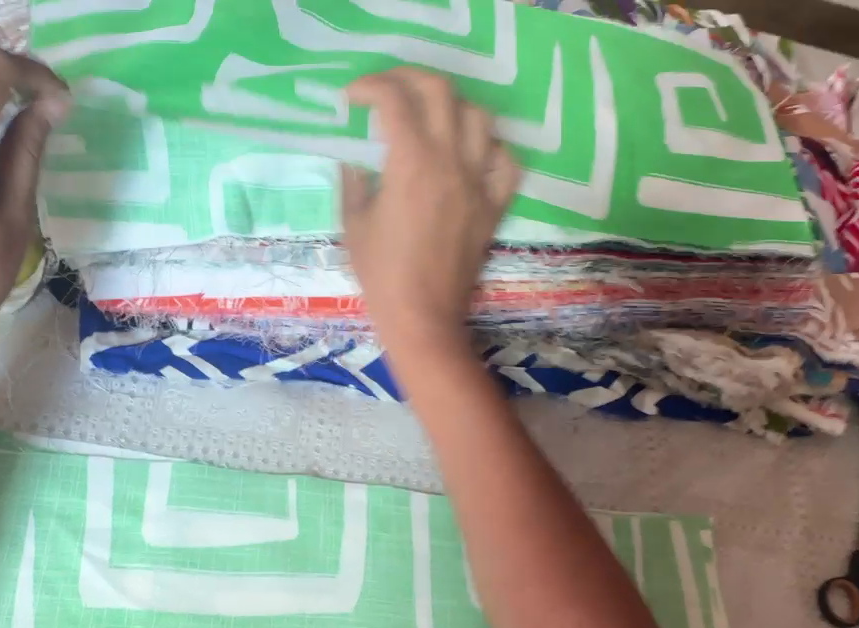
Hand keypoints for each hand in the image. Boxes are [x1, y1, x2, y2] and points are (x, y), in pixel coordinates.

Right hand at [341, 69, 518, 354]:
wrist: (423, 319)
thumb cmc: (382, 277)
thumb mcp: (354, 227)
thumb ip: (354, 184)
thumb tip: (355, 161)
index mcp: (410, 162)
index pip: (392, 99)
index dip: (368, 88)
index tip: (352, 99)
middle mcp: (449, 161)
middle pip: (439, 90)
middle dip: (409, 78)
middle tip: (390, 91)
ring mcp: (478, 183)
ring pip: (478, 117)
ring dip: (452, 107)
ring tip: (432, 118)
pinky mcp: (494, 207)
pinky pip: (507, 163)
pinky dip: (492, 148)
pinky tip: (473, 154)